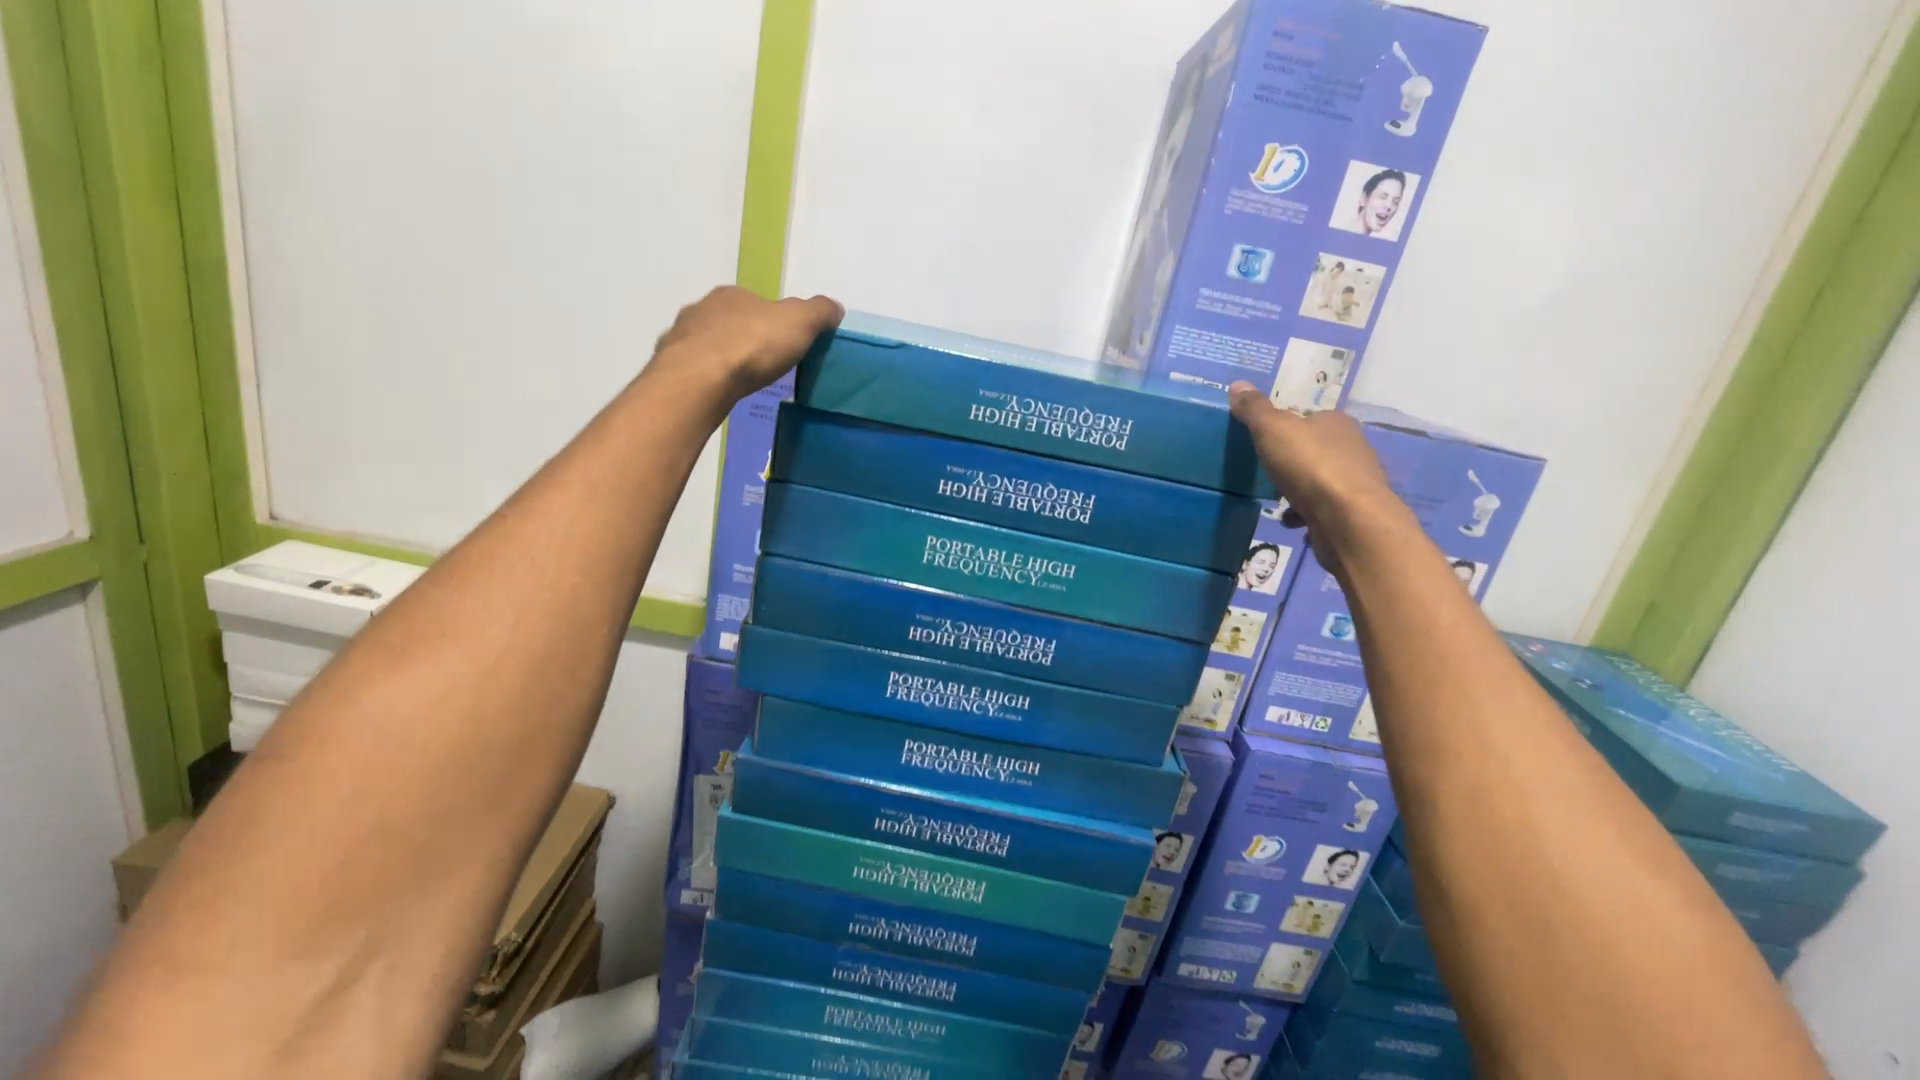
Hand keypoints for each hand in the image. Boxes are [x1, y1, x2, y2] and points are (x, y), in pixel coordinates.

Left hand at [651, 285, 844, 406]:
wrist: (700, 380)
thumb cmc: (752, 345)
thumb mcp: (800, 322)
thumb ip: (819, 312)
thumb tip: (834, 306)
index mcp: (731, 294)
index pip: (756, 302)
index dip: (771, 320)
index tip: (783, 342)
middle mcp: (700, 309)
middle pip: (728, 321)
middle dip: (742, 337)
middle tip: (761, 363)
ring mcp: (679, 337)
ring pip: (705, 344)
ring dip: (719, 357)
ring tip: (737, 380)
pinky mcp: (668, 367)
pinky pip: (690, 369)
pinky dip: (702, 377)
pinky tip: (713, 392)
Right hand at [1228, 381, 1409, 573]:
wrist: (1348, 519)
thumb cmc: (1311, 466)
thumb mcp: (1273, 429)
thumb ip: (1255, 409)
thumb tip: (1238, 384)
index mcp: (1336, 423)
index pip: (1309, 418)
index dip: (1286, 427)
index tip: (1264, 440)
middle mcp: (1352, 448)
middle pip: (1316, 449)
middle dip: (1293, 460)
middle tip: (1266, 470)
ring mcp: (1355, 482)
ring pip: (1320, 481)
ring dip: (1298, 489)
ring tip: (1275, 498)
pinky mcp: (1352, 513)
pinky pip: (1323, 509)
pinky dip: (1305, 514)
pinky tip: (1290, 521)